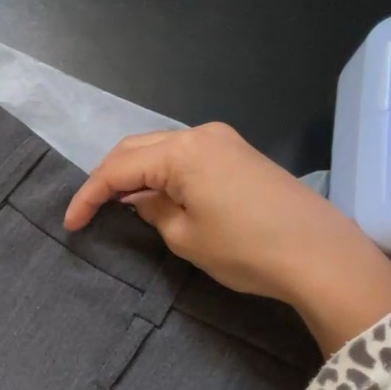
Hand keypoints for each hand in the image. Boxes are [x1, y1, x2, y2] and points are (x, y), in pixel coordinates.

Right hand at [63, 124, 390, 352]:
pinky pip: (184, 156)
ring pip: (160, 149)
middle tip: (89, 210)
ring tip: (115, 205)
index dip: (89, 196)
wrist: (319, 254)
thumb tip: (140, 201)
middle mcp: (200, 135)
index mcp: (181, 152)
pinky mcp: (238, 154)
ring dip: (133, 173)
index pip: (118, 169)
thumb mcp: (184, 237)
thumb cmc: (245, 249)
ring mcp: (223, 141)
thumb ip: (152, 211)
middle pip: (136, 149)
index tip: (71, 223)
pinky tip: (152, 196)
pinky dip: (160, 173)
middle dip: (107, 178)